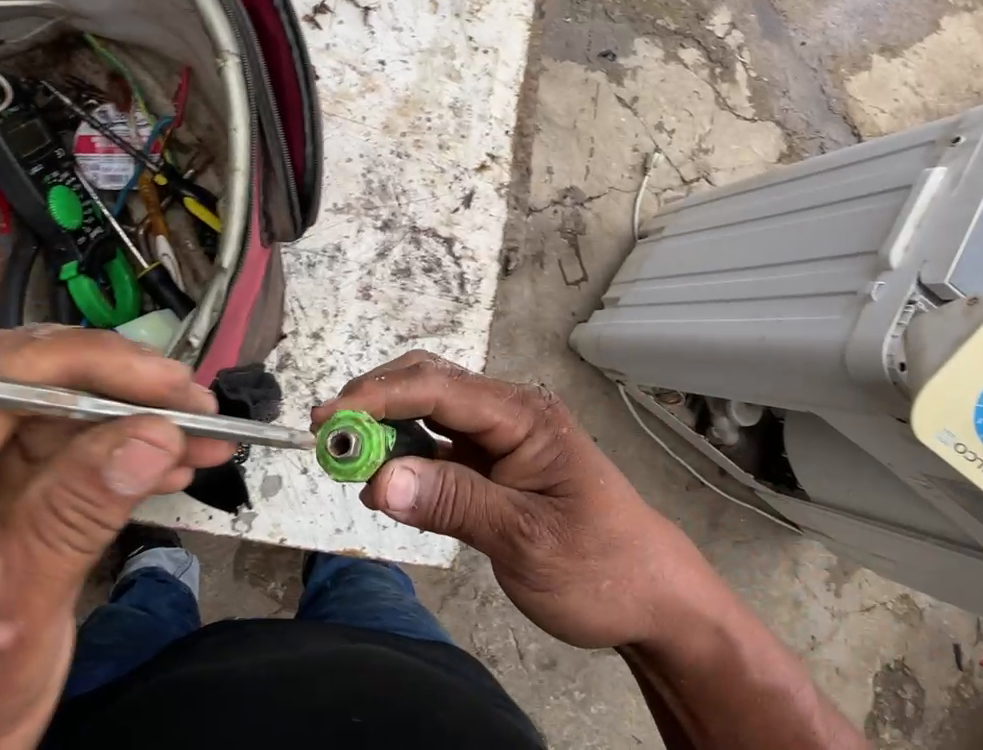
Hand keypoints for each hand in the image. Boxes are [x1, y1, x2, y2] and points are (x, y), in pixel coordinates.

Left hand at [0, 327, 233, 749]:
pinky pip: (40, 447)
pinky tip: (161, 466)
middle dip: (119, 386)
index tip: (171, 387)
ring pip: (41, 407)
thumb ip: (78, 515)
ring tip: (200, 439)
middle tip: (197, 409)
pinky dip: (103, 453)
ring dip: (124, 419)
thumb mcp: (15, 621)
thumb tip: (155, 433)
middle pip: (20, 379)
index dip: (92, 364)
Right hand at [313, 351, 697, 648]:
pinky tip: (384, 477)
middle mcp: (509, 414)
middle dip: (375, 401)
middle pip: (429, 383)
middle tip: (330, 435)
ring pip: (429, 410)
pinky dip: (403, 454)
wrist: (652, 598)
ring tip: (347, 456)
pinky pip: (437, 445)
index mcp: (525, 416)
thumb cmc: (601, 567)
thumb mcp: (526, 540)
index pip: (438, 388)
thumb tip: (380, 482)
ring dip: (385, 426)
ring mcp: (500, 438)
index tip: (330, 418)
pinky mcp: (492, 465)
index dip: (378, 397)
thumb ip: (453, 504)